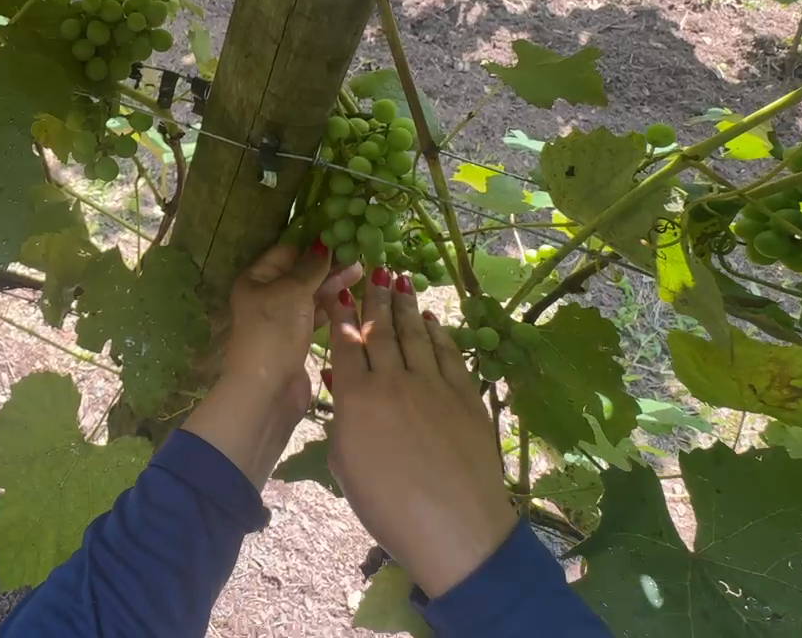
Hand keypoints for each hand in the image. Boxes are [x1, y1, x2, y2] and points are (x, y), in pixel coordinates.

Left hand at [184, 242, 356, 487]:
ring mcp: (281, 318)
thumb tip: (323, 244)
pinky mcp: (296, 338)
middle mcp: (266, 295)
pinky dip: (332, 305)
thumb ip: (310, 267)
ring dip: (333, 284)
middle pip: (299, 272)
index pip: (286, 252)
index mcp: (256, 278)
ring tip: (362, 272)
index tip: (341, 235)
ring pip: (310, 293)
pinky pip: (315, 314)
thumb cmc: (274, 332)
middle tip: (359, 255)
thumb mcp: (292, 292)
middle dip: (327, 264)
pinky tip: (352, 298)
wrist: (268, 389)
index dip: (311, 244)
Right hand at [320, 267, 517, 596]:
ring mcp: (432, 386)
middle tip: (373, 270)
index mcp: (356, 397)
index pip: (345, 344)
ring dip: (404, 306)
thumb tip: (340, 383)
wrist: (456, 532)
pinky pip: (448, 355)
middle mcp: (392, 381)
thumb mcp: (344, 463)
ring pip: (413, 335)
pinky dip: (438, 334)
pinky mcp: (465, 398)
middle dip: (374, 298)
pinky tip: (431, 319)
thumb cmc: (387, 505)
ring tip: (399, 280)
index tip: (336, 291)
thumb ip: (340, 418)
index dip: (339, 315)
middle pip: (380, 330)